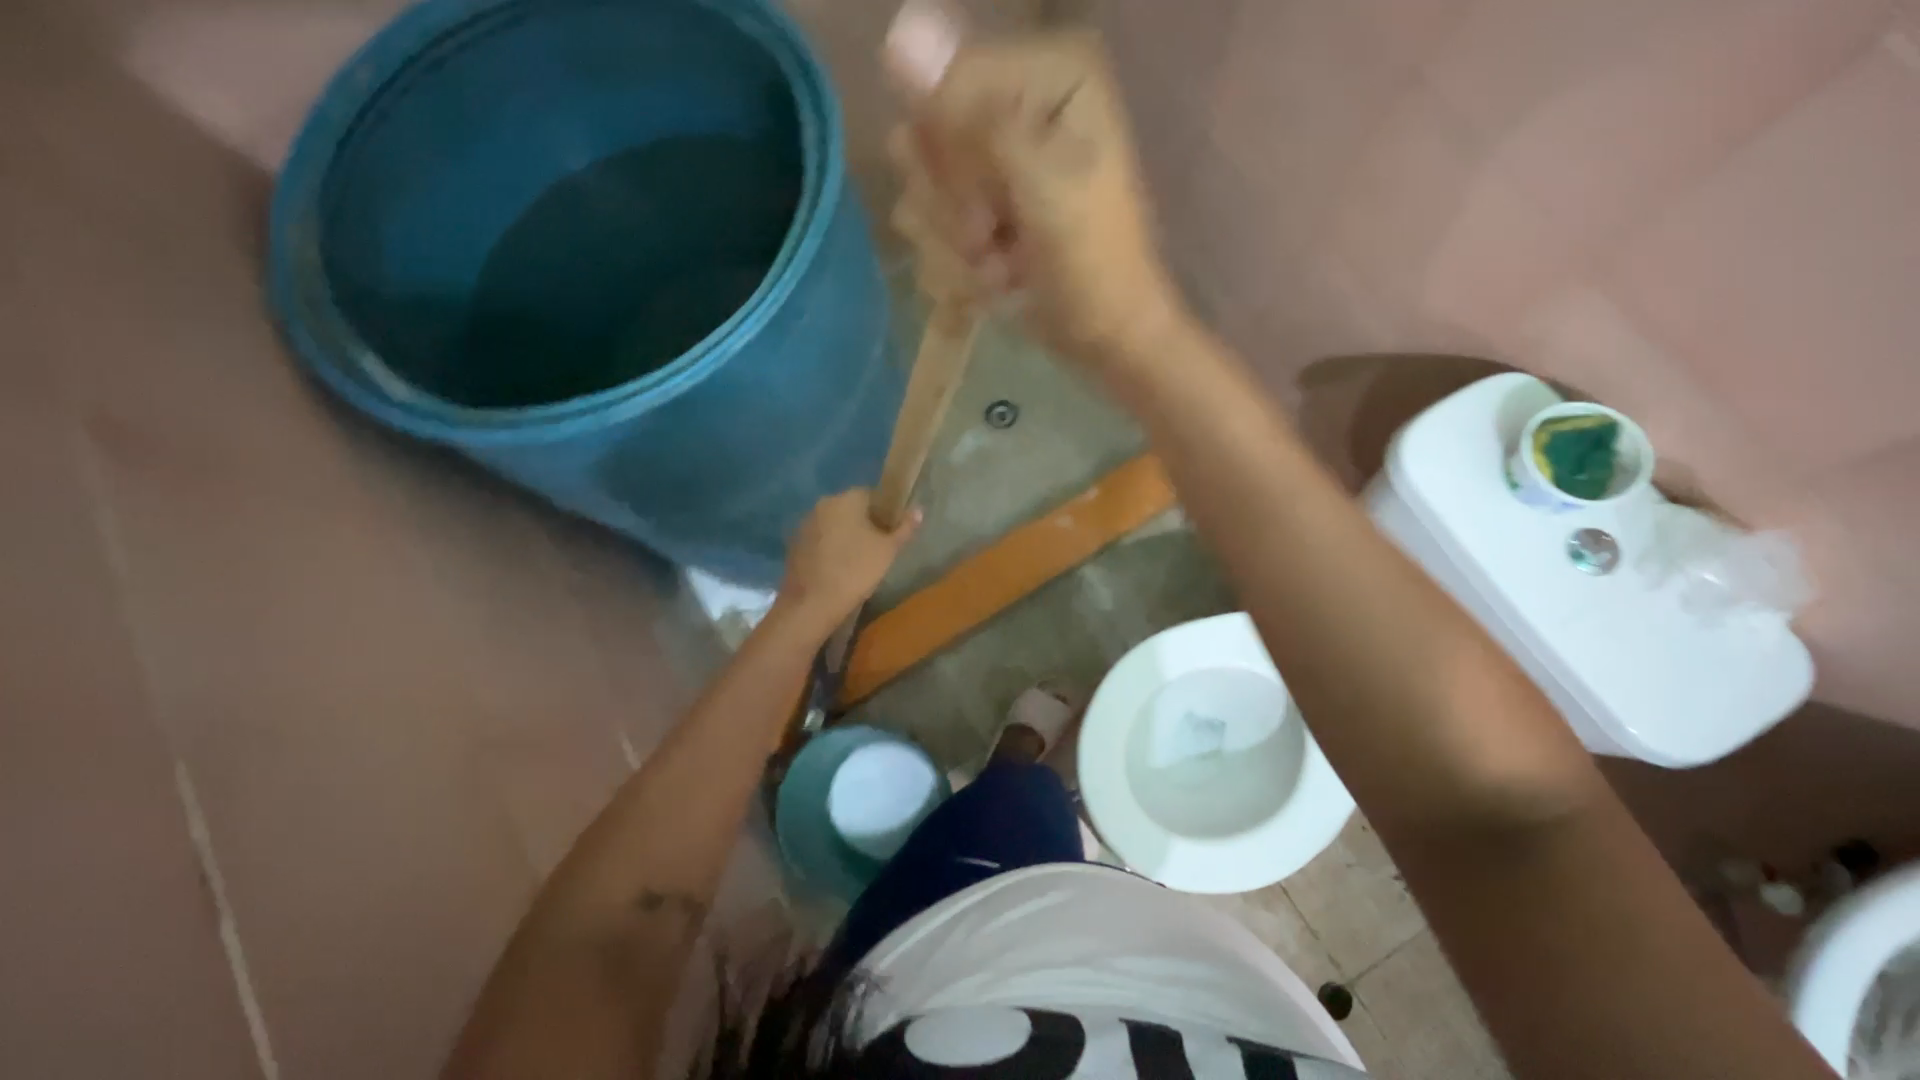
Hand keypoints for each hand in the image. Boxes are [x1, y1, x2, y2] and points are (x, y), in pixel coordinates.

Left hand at [777, 491, 920, 627]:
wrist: (812, 603)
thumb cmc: (856, 571)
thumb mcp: (888, 551)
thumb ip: (904, 528)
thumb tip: (918, 510)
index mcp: (846, 499)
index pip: (870, 495)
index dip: (884, 512)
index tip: (890, 532)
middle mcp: (822, 504)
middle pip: (849, 508)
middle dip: (863, 523)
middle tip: (876, 548)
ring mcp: (805, 524)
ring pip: (832, 523)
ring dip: (844, 535)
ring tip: (856, 560)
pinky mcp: (794, 544)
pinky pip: (819, 539)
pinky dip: (828, 548)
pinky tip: (836, 569)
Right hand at [888, 31, 1186, 359]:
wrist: (1105, 336)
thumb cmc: (1092, 262)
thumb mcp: (1038, 185)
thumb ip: (969, 117)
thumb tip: (900, 34)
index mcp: (1050, 76)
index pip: (946, 85)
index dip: (952, 153)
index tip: (990, 205)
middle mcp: (1016, 103)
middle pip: (925, 134)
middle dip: (955, 203)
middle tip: (998, 233)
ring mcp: (993, 156)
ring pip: (919, 186)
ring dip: (956, 241)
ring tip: (1006, 262)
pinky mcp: (977, 202)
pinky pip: (927, 224)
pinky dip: (960, 262)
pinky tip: (1001, 275)